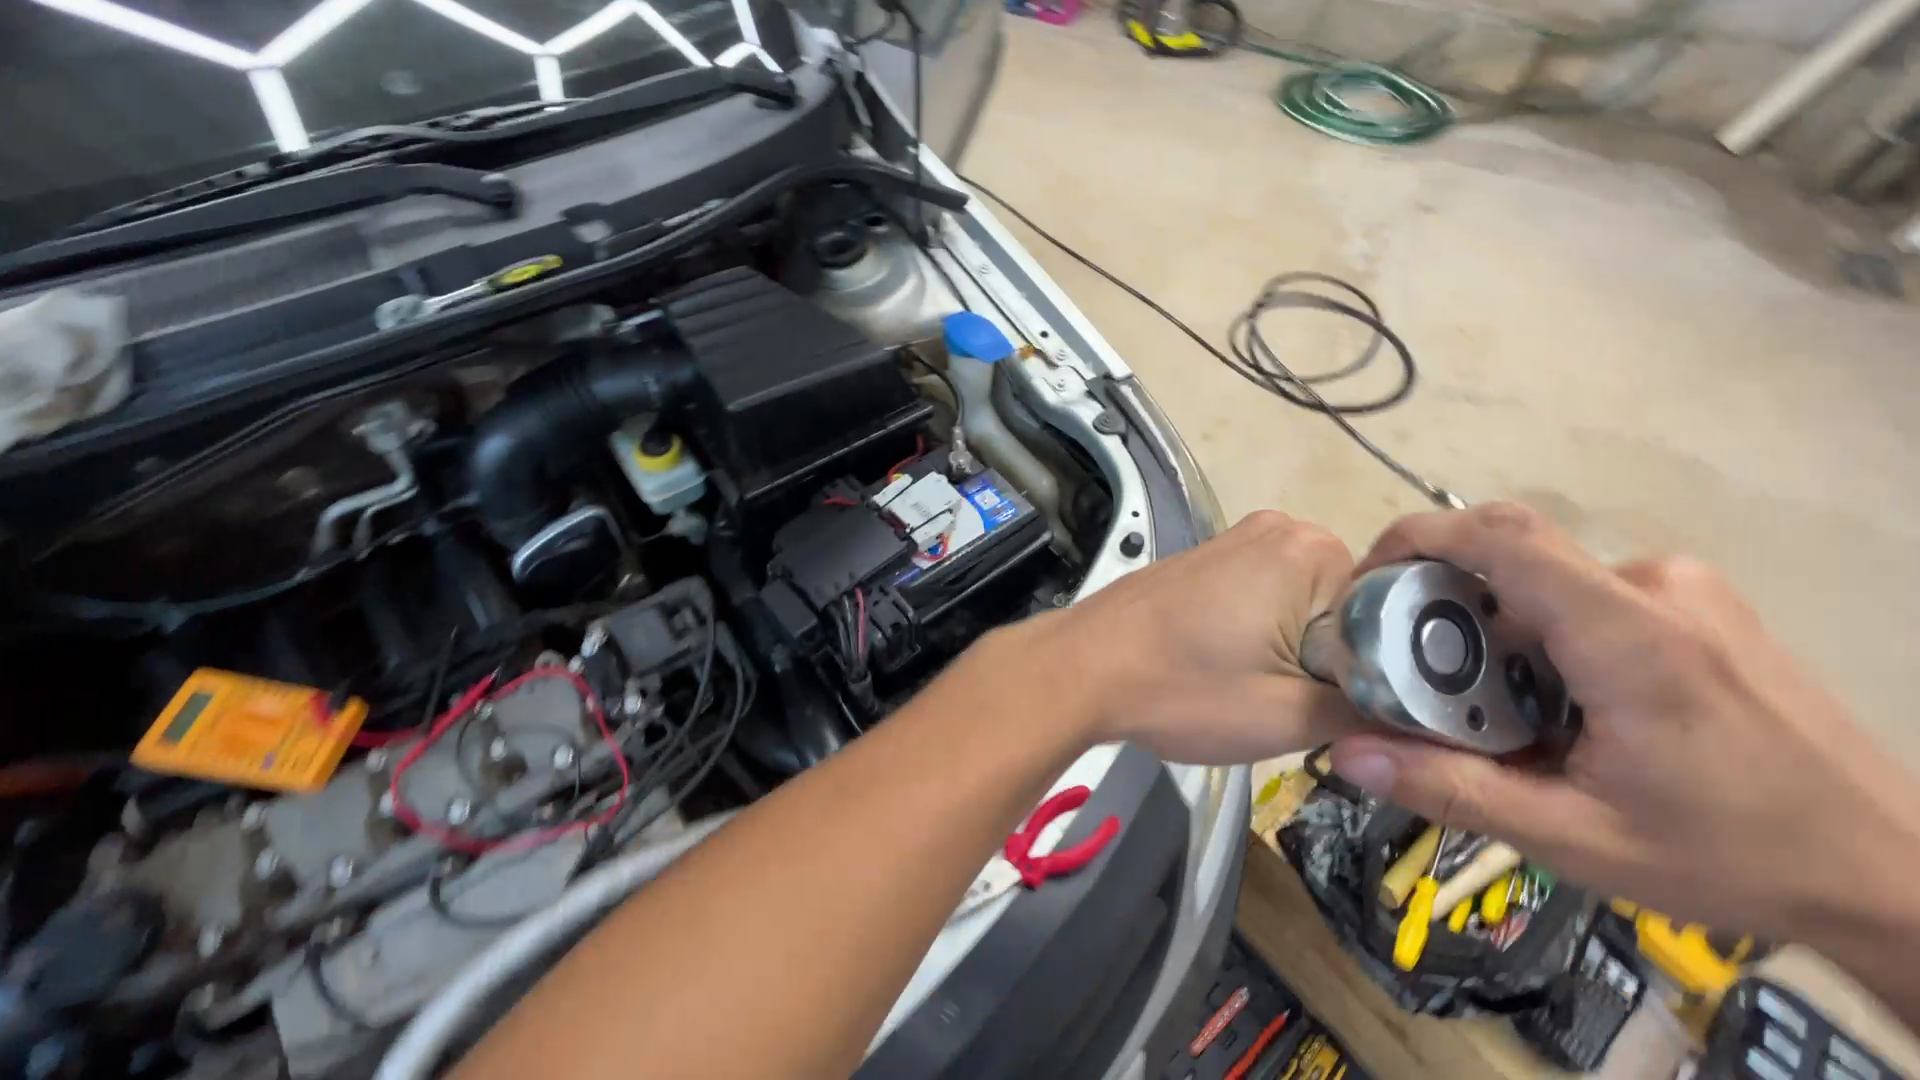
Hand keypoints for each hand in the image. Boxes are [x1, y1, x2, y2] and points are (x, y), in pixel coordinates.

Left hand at [987, 510, 1364, 763]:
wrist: (1077, 670)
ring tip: (1252, 691)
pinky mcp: (1203, 560)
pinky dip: (1259, 636)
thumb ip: (1366, 714)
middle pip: (1346, 608)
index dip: (1380, 672)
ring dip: (1293, 653)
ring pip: (1301, 608)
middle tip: (1294, 707)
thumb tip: (1415, 720)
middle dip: (1332, 661)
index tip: (1356, 713)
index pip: (1391, 615)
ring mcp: (1234, 540)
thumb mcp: (1288, 717)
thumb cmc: (1181, 689)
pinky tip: (1225, 668)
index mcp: (1313, 550)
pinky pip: (1261, 598)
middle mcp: (1280, 528)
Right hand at [1327, 503, 1919, 944]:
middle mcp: (1656, 588)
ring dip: (1495, 626)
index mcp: (1627, 634)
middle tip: (1408, 661)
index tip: (1365, 580)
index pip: (1500, 538)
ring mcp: (1688, 593)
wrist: (1898, 872)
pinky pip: (1589, 595)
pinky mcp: (1702, 608)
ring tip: (1486, 706)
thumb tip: (1345, 753)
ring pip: (1548, 580)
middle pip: (1515, 551)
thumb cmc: (1734, 856)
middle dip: (1443, 593)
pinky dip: (1541, 633)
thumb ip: (1452, 789)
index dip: (1416, 538)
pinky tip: (1553, 705)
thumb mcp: (1575, 838)